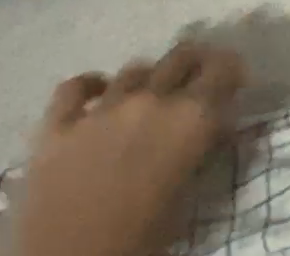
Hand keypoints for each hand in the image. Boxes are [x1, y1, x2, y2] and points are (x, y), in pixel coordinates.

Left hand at [15, 42, 245, 255]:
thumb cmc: (145, 233)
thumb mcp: (193, 188)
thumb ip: (206, 145)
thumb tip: (217, 122)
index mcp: (193, 115)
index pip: (225, 65)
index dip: (232, 69)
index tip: (232, 82)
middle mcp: (153, 99)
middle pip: (181, 55)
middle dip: (194, 63)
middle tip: (195, 81)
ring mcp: (102, 110)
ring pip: (135, 69)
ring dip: (148, 79)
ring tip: (147, 97)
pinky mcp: (57, 128)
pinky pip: (74, 87)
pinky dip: (90, 86)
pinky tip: (97, 95)